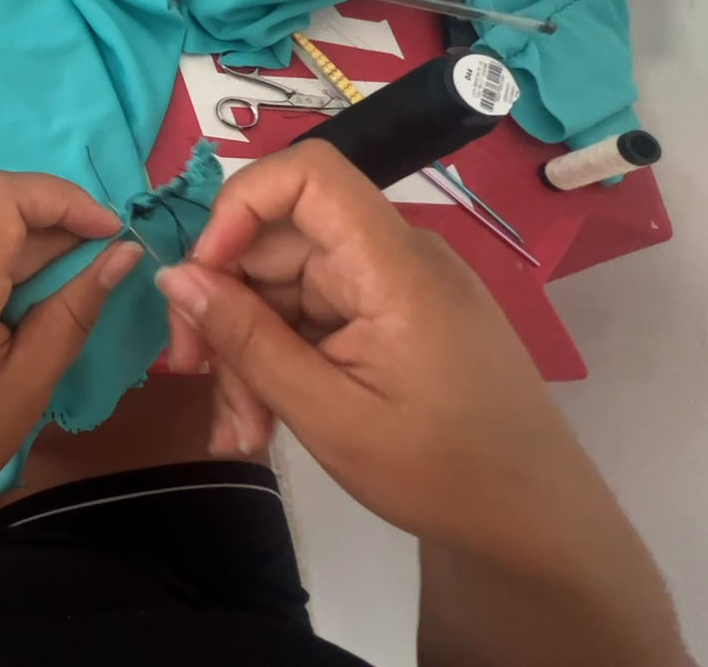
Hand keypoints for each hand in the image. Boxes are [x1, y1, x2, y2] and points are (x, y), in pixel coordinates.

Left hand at [0, 171, 143, 524]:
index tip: (108, 229)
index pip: (2, 198)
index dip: (63, 198)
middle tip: (94, 256)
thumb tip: (121, 256)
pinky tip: (7, 283)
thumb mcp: (24, 388)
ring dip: (19, 227)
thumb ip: (73, 313)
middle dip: (50, 217)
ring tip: (56, 269)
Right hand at [153, 141, 609, 563]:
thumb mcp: (327, 414)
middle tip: (193, 373)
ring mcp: (382, 283)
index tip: (202, 272)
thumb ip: (245, 339)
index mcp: (393, 266)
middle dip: (223, 308)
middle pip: (273, 242)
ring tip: (239, 425)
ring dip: (243, 349)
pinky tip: (260, 417)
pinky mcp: (377, 311)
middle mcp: (387, 256)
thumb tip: (171, 275)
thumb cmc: (445, 477)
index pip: (309, 174)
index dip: (240, 204)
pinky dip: (272, 359)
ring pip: (276, 285)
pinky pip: (300, 313)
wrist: (536, 532)